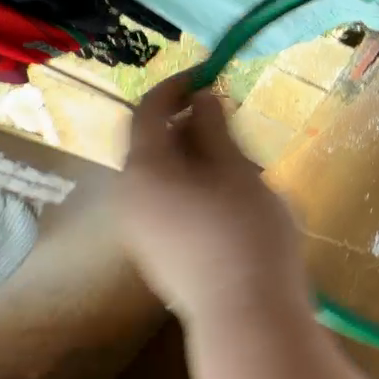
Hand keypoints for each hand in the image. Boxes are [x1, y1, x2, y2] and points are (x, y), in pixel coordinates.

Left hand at [117, 72, 308, 323]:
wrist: (244, 306)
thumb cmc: (248, 231)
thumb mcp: (240, 173)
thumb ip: (216, 133)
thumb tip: (202, 99)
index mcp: (146, 170)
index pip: (149, 113)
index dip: (175, 87)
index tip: (208, 72)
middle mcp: (129, 195)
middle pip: (155, 147)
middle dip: (191, 128)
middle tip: (234, 121)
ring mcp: (139, 228)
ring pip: (165, 178)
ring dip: (197, 161)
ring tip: (244, 164)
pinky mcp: (158, 251)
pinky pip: (171, 205)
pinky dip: (197, 189)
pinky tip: (235, 203)